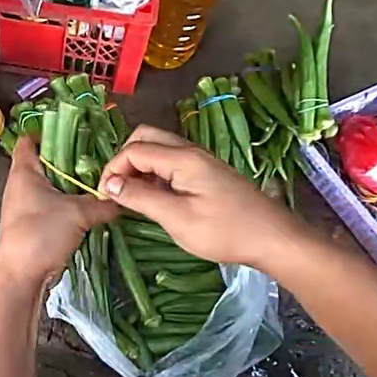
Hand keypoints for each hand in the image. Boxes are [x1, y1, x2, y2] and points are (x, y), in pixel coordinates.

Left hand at [0, 134, 117, 286]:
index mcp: (24, 172)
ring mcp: (26, 206)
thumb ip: (103, 204)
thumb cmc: (40, 235)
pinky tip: (92, 207)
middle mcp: (22, 186)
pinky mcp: (34, 225)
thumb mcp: (78, 214)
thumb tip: (124, 198)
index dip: (50, 132)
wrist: (20, 278)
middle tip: (99, 158)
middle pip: (46, 163)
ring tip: (100, 181)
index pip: (30, 140)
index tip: (77, 133)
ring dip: (73, 184)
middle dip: (71, 160)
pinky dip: (70, 204)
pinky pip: (55, 206)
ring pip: (52, 186)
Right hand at [97, 125, 312, 267]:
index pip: (134, 149)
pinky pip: (173, 163)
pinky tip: (157, 199)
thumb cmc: (224, 231)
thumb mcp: (177, 218)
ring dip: (141, 167)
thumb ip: (141, 198)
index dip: (113, 169)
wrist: (271, 237)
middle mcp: (191, 151)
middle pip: (146, 138)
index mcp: (182, 158)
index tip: (105, 195)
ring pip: (160, 149)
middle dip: (125, 160)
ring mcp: (202, 161)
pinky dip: (157, 174)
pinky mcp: (208, 173)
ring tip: (134, 198)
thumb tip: (111, 184)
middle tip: (118, 190)